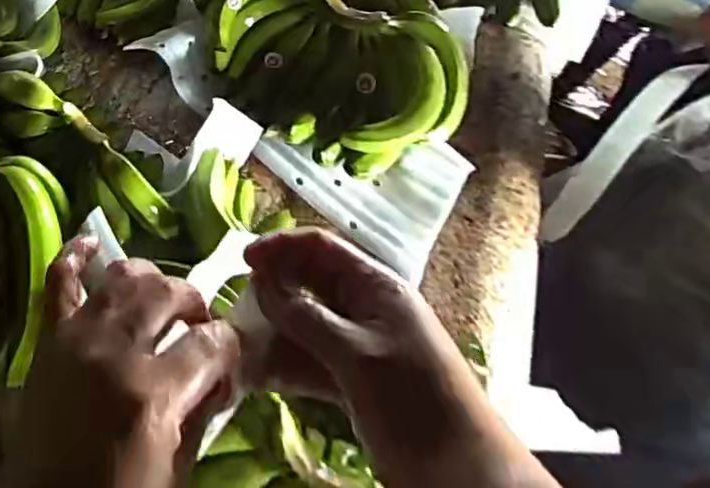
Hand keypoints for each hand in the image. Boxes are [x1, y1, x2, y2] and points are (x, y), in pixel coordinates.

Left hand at [2, 238, 242, 487]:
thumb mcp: (174, 468)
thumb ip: (198, 414)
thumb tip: (219, 374)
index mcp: (152, 393)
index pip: (208, 345)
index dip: (230, 344)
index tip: (232, 350)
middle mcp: (114, 350)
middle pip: (164, 293)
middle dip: (192, 301)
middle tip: (198, 322)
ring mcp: (77, 334)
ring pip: (120, 276)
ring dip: (148, 277)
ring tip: (160, 295)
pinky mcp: (49, 333)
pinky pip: (60, 278)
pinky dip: (75, 254)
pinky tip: (92, 243)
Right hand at [244, 230, 556, 487]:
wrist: (469, 483)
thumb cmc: (417, 405)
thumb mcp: (357, 356)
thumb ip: (304, 316)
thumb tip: (260, 284)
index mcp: (376, 289)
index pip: (320, 246)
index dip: (280, 246)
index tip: (245, 259)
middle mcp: (365, 308)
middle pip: (307, 280)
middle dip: (272, 287)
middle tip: (240, 300)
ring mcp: (358, 343)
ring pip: (303, 318)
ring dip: (274, 326)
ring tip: (243, 338)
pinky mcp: (352, 377)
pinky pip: (308, 355)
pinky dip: (285, 359)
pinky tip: (259, 370)